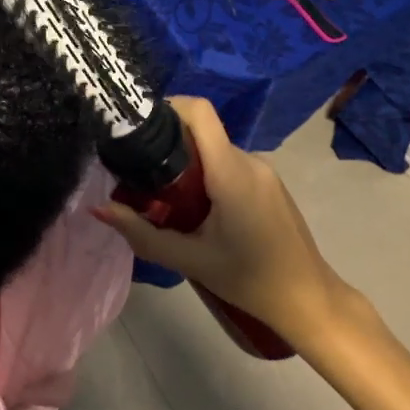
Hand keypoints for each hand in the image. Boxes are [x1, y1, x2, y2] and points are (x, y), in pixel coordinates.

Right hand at [94, 96, 348, 344]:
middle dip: (169, 146)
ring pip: (214, 150)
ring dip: (189, 165)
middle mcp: (248, 160)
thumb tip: (98, 209)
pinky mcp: (270, 184)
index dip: (167, 107)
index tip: (140, 129)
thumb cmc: (251, 281)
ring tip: (167, 200)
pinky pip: (230, 164)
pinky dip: (208, 176)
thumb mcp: (191, 261)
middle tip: (142, 176)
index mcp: (230, 171)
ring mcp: (263, 171)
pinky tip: (199, 213)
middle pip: (201, 132)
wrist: (311, 302)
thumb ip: (143, 234)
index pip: (199, 111)